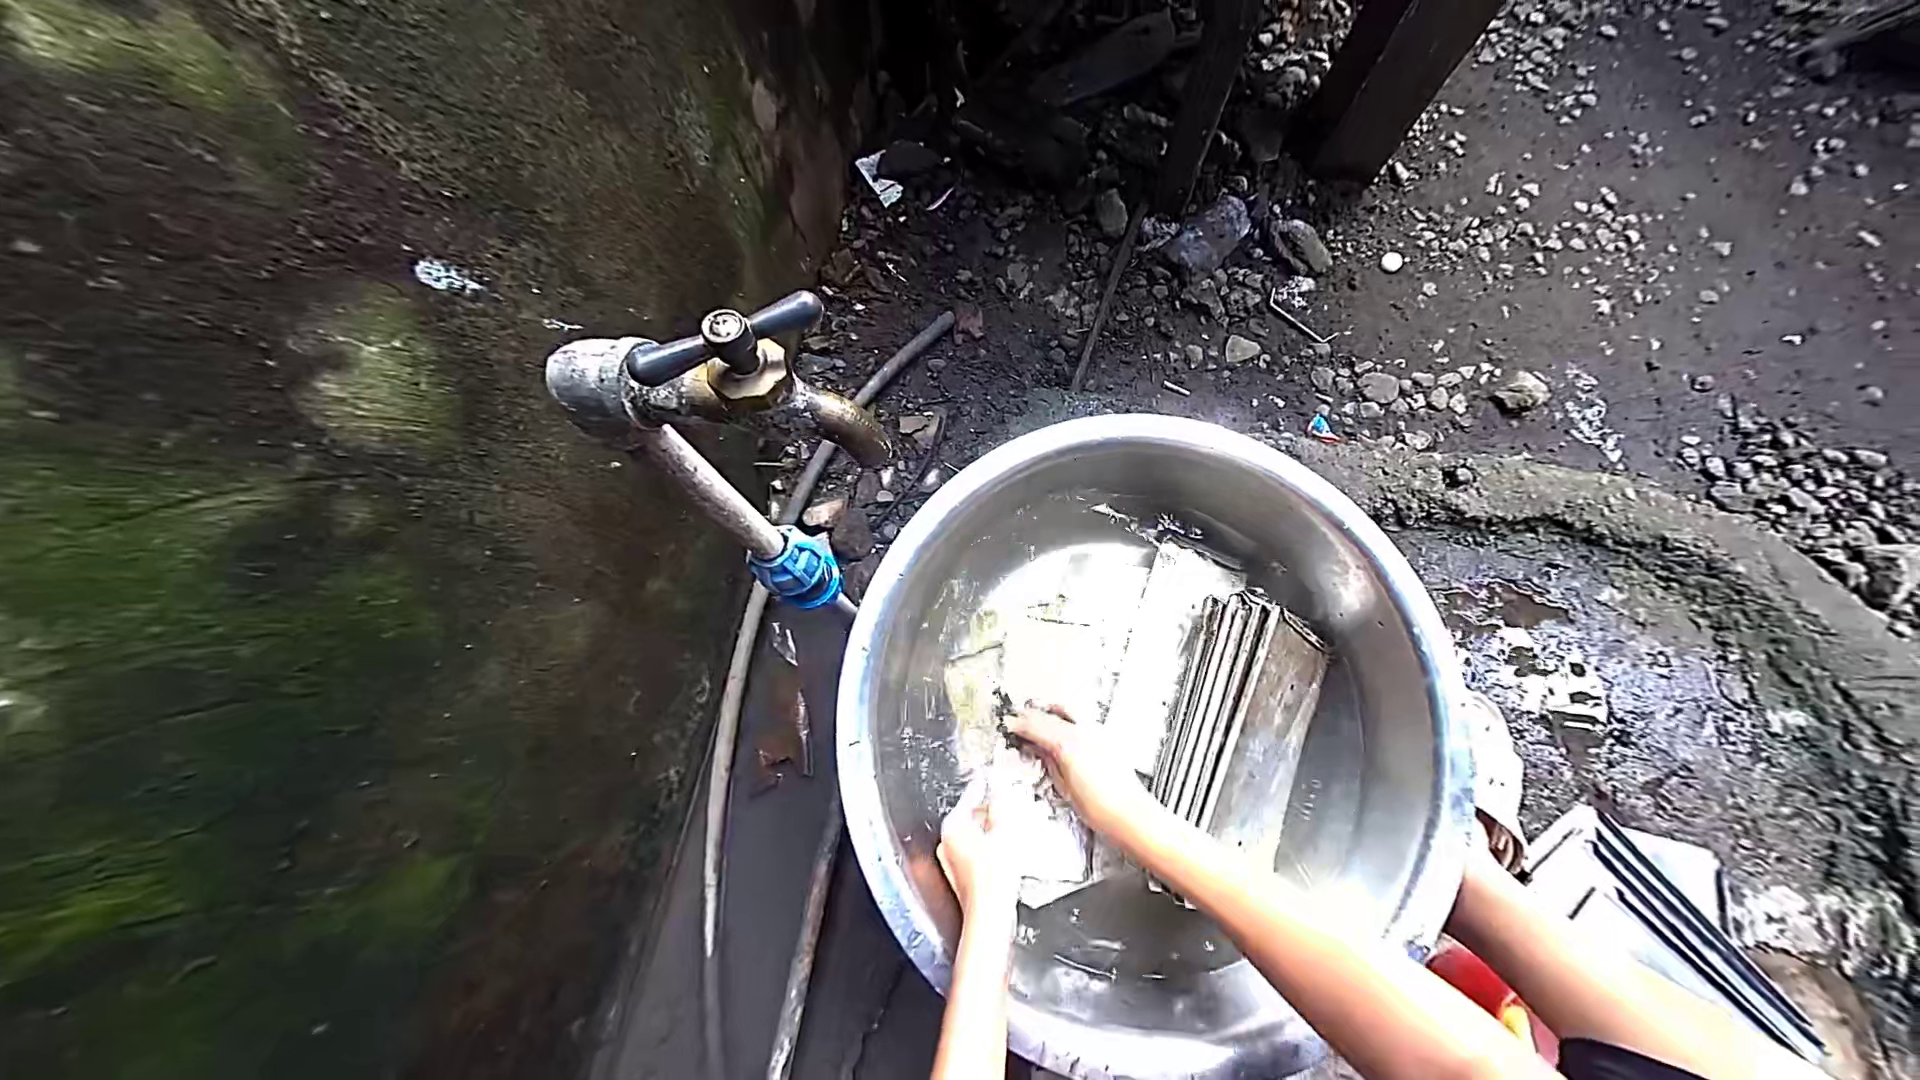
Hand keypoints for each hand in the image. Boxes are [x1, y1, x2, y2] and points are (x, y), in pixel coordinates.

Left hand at [938, 777, 1018, 918]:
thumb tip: (999, 789)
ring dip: (991, 830)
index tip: (990, 777)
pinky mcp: (959, 874)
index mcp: (953, 827)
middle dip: (991, 811)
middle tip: (1009, 808)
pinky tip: (1004, 853)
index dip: (984, 786)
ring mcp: (950, 860)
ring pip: (974, 834)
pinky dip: (987, 846)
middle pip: (971, 815)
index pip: (970, 797)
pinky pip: (974, 850)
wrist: (989, 917)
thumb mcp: (1004, 832)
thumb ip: (1000, 807)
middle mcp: (946, 842)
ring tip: (1010, 831)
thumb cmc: (994, 877)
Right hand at [1004, 704, 1161, 843]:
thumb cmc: (1102, 809)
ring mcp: (1096, 733)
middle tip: (1018, 719)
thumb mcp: (1064, 787)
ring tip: (1038, 716)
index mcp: (1067, 745)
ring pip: (1066, 711)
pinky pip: (1080, 718)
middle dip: (1031, 715)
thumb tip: (1038, 750)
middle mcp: (1082, 733)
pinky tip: (1062, 725)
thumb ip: (1049, 762)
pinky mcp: (1106, 738)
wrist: (1132, 816)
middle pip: (1049, 715)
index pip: (1035, 726)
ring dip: (1049, 711)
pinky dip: (1066, 717)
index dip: (1018, 724)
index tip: (1009, 724)